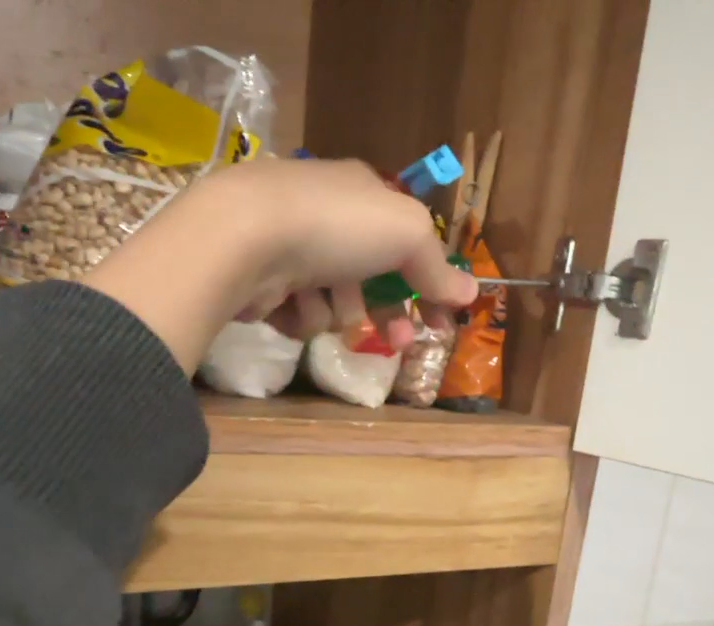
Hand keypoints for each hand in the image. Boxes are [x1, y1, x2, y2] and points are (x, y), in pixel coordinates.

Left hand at [82, 158, 478, 374]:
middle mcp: (328, 219)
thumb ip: (436, 267)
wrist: (244, 237)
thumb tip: (469, 294)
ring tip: (319, 299)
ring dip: (334, 311)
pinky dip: (298, 315)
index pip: (407, 244)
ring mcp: (291, 252)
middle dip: (387, 313)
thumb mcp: (405, 234)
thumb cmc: (334, 226)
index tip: (443, 325)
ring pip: (334, 304)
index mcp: (364, 195)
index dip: (429, 286)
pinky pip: (298, 315)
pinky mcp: (262, 284)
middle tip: (398, 342)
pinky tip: (288, 303)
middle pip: (372, 282)